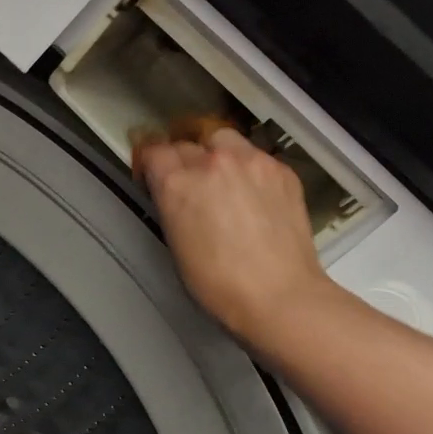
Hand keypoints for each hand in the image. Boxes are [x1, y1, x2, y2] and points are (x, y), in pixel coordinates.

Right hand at [136, 126, 332, 341]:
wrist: (276, 293)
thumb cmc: (217, 283)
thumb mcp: (176, 243)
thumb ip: (171, 205)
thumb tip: (172, 192)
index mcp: (178, 184)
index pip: (154, 152)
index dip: (150, 163)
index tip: (151, 175)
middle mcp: (214, 162)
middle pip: (188, 143)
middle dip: (183, 160)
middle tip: (187, 185)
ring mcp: (252, 162)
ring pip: (224, 140)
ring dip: (216, 154)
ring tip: (221, 182)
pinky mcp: (282, 170)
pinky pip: (256, 156)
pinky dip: (247, 168)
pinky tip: (251, 196)